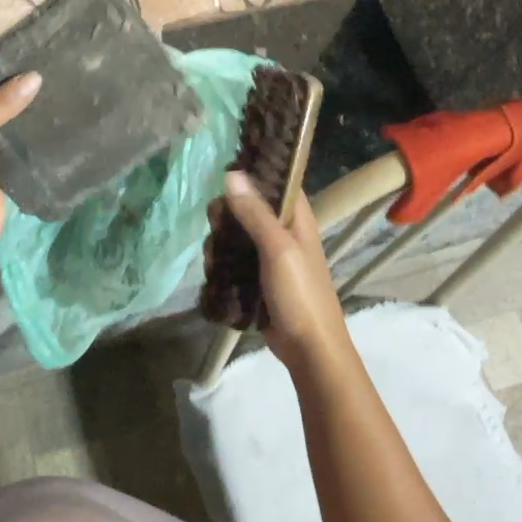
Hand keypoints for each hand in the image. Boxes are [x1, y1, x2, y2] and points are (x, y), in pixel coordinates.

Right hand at [223, 171, 353, 373]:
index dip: (255, 172)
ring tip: (212, 259)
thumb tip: (231, 174)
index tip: (224, 172)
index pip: (278, 181)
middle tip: (214, 223)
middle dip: (227, 214)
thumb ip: (255, 212)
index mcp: (297, 219)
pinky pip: (234, 261)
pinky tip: (213, 272)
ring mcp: (270, 258)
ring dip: (221, 242)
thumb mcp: (278, 249)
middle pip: (249, 208)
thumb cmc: (300, 294)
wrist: (309, 349)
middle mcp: (284, 233)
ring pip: (237, 235)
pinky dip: (222, 263)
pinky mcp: (257, 280)